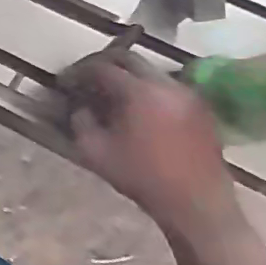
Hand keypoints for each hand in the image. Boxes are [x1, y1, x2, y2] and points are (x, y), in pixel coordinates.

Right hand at [62, 53, 236, 230]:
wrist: (198, 206)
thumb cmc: (143, 177)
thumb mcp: (95, 152)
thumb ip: (80, 121)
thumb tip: (81, 106)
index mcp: (138, 91)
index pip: (101, 67)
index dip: (78, 71)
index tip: (64, 82)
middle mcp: (165, 84)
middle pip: (128, 58)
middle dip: (102, 64)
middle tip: (85, 78)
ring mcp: (187, 95)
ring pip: (149, 71)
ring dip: (127, 76)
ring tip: (111, 95)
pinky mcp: (201, 109)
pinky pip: (167, 87)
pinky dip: (147, 90)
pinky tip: (138, 110)